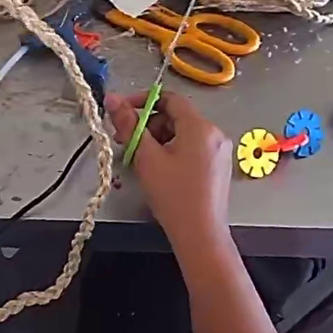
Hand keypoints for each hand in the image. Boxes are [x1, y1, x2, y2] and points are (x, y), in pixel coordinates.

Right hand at [106, 91, 231, 241]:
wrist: (199, 233)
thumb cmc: (174, 195)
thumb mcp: (146, 157)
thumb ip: (128, 124)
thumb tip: (113, 99)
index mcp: (200, 127)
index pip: (169, 98)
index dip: (143, 101)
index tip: (123, 112)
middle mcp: (214, 134)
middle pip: (175, 116)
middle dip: (148, 125)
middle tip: (126, 141)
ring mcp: (219, 151)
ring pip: (182, 133)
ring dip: (158, 139)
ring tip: (140, 159)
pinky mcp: (217, 167)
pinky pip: (191, 148)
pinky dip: (171, 151)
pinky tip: (158, 169)